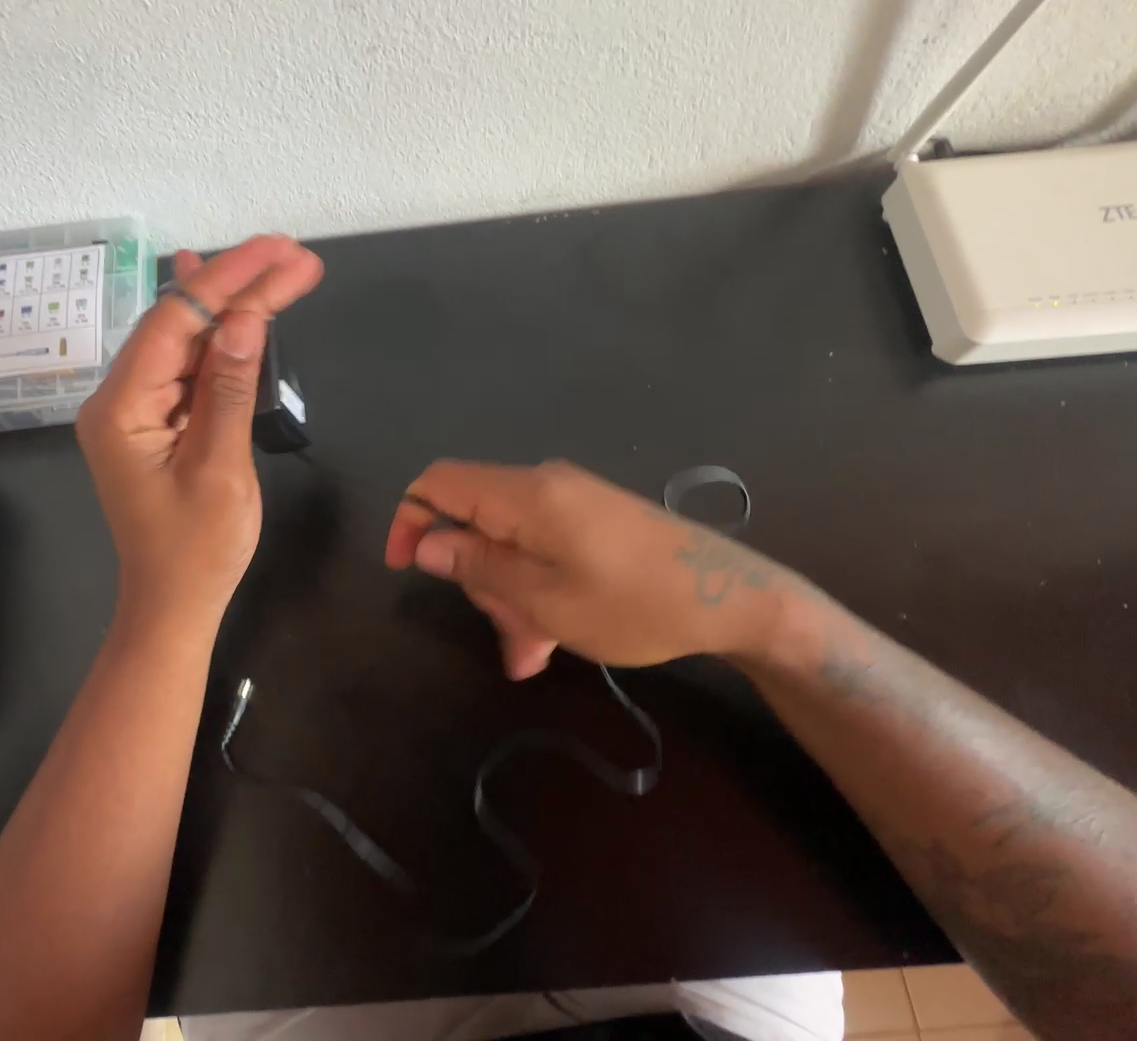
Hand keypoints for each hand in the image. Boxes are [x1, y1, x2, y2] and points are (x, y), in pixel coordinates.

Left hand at [77, 234, 323, 624]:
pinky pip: (189, 371)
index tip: (278, 251)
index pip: (174, 321)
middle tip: (297, 256)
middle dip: (239, 287)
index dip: (227, 279)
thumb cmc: (197, 550)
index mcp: (122, 407)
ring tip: (285, 270)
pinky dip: (219, 341)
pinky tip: (228, 302)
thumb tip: (243, 320)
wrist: (176, 604)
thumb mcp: (219, 469)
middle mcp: (121, 398)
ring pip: (188, 344)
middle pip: (182, 325)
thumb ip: (227, 390)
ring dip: (236, 309)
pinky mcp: (159, 424)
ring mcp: (139, 411)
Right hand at [385, 459, 796, 678]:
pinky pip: (542, 548)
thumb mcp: (545, 599)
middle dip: (476, 578)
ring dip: (508, 595)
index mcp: (526, 495)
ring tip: (531, 654)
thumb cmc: (635, 604)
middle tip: (502, 634)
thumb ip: (479, 567)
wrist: (732, 598)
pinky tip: (549, 638)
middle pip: (475, 519)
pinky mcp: (592, 520)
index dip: (410, 519)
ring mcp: (571, 502)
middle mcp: (544, 486)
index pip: (440, 482)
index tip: (405, 568)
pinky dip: (535, 587)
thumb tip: (426, 543)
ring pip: (509, 543)